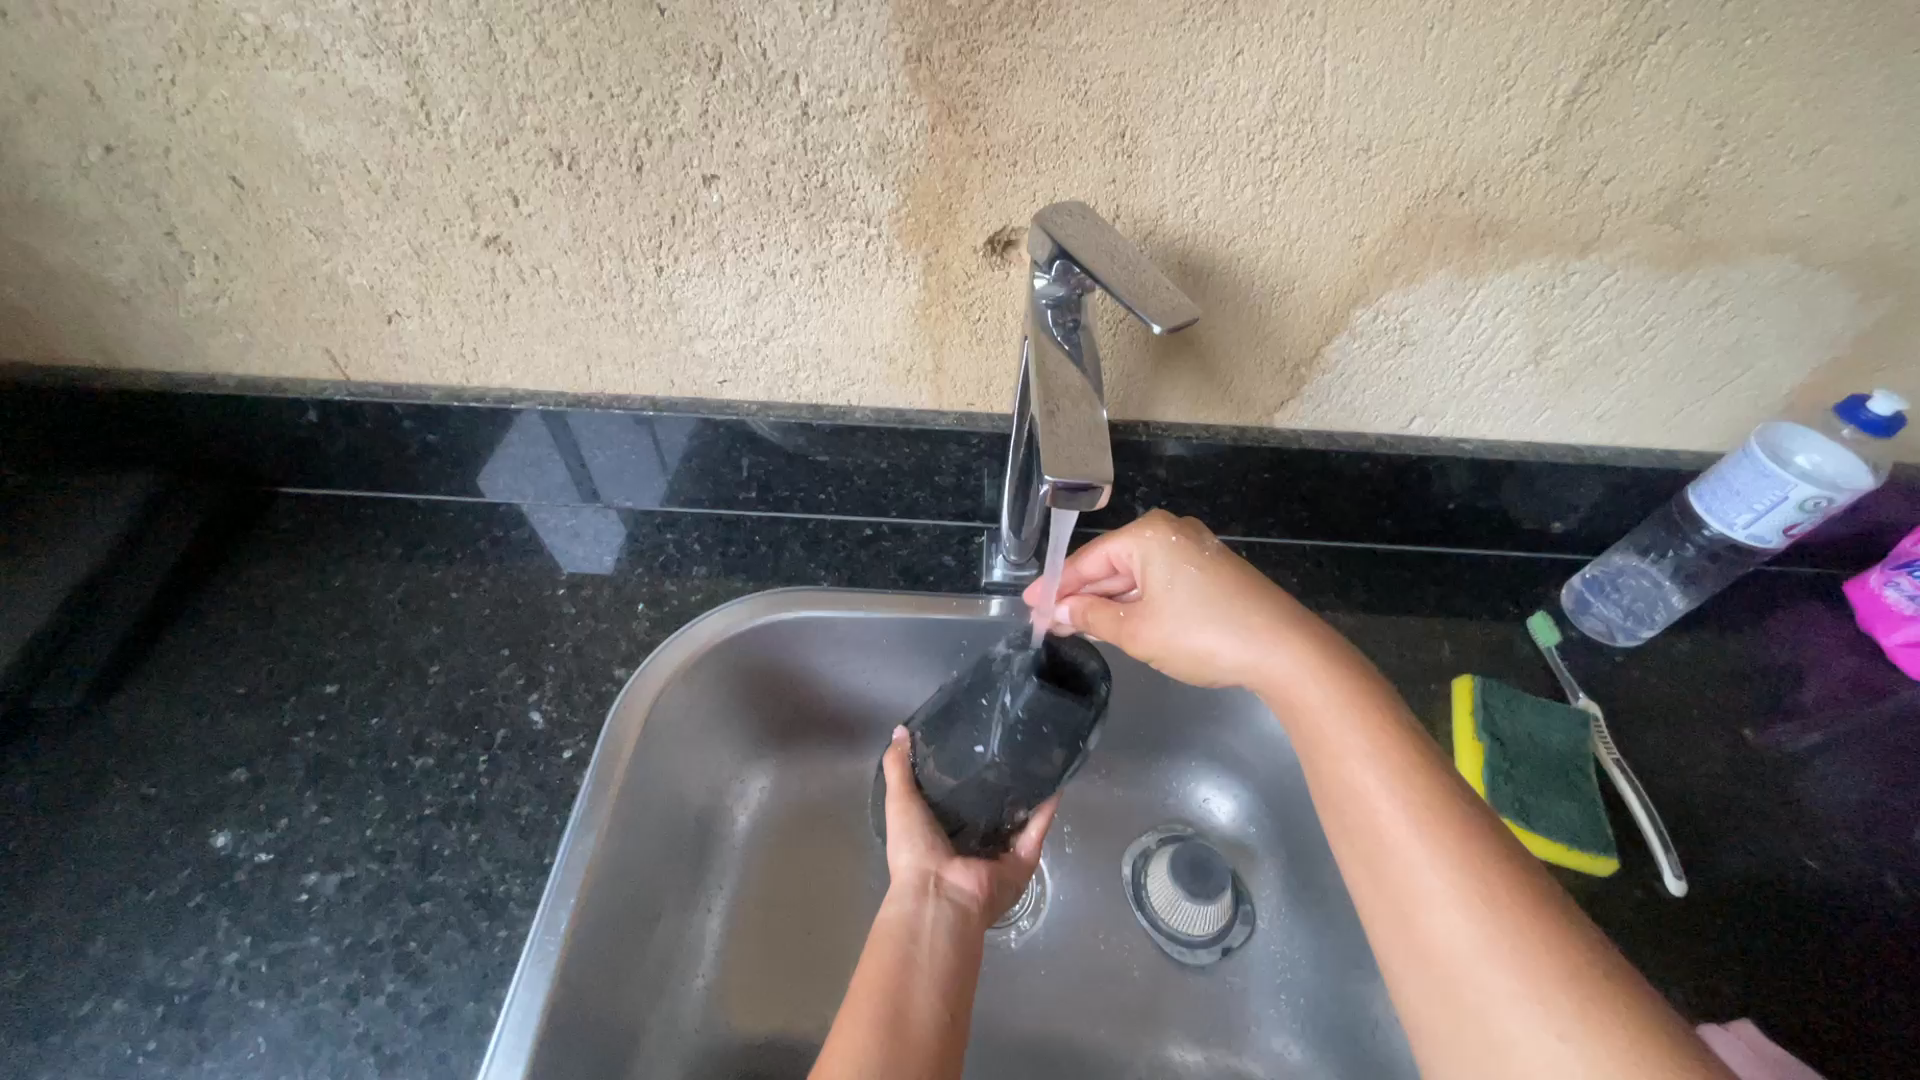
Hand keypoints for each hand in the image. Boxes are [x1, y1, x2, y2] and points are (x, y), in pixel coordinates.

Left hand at [879, 725, 1055, 927]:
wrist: (939, 895)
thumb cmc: (915, 850)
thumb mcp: (899, 802)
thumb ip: (898, 767)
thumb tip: (899, 731)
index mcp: (942, 832)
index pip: (957, 798)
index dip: (965, 773)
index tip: (973, 743)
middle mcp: (973, 843)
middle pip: (991, 807)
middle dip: (1000, 781)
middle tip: (1010, 746)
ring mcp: (1000, 853)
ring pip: (1019, 817)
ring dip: (1028, 792)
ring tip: (1038, 758)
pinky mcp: (1023, 859)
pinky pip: (1038, 829)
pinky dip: (1047, 808)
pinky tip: (1055, 781)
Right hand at [1023, 509, 1326, 688]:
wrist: (1283, 649)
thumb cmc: (1202, 634)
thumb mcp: (1138, 631)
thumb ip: (1092, 616)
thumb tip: (1060, 610)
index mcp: (1148, 535)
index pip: (1088, 559)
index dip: (1057, 586)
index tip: (1031, 606)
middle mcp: (1169, 532)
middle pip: (1112, 565)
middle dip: (1081, 595)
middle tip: (1048, 621)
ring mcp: (1192, 550)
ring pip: (1136, 576)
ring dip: (1108, 602)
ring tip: (1074, 625)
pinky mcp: (1209, 571)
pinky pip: (1158, 582)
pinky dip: (1136, 602)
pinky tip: (1116, 622)